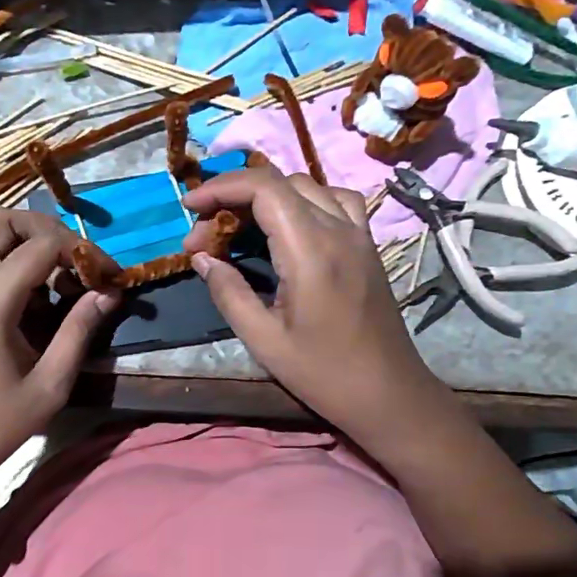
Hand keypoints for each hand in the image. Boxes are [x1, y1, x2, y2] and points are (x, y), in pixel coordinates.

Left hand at [0, 210, 116, 513]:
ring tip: (59, 280)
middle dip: (44, 229)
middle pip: (0, 220)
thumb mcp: (49, 384)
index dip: (83, 253)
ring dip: (25, 243)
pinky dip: (8, 261)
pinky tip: (33, 298)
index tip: (108, 276)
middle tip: (76, 260)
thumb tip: (108, 293)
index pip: (40, 246)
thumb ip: (79, 330)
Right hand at [181, 167, 450, 437]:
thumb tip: (203, 259)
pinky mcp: (368, 245)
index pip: (263, 187)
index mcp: (310, 250)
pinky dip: (305, 200)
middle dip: (234, 199)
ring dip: (267, 197)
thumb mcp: (264, 340)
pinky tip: (290, 225)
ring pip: (308, 186)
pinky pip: (337, 200)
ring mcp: (358, 234)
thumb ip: (229, 292)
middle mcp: (338, 229)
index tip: (189, 209)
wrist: (387, 393)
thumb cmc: (323, 373)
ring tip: (240, 228)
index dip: (220, 188)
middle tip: (205, 240)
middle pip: (280, 183)